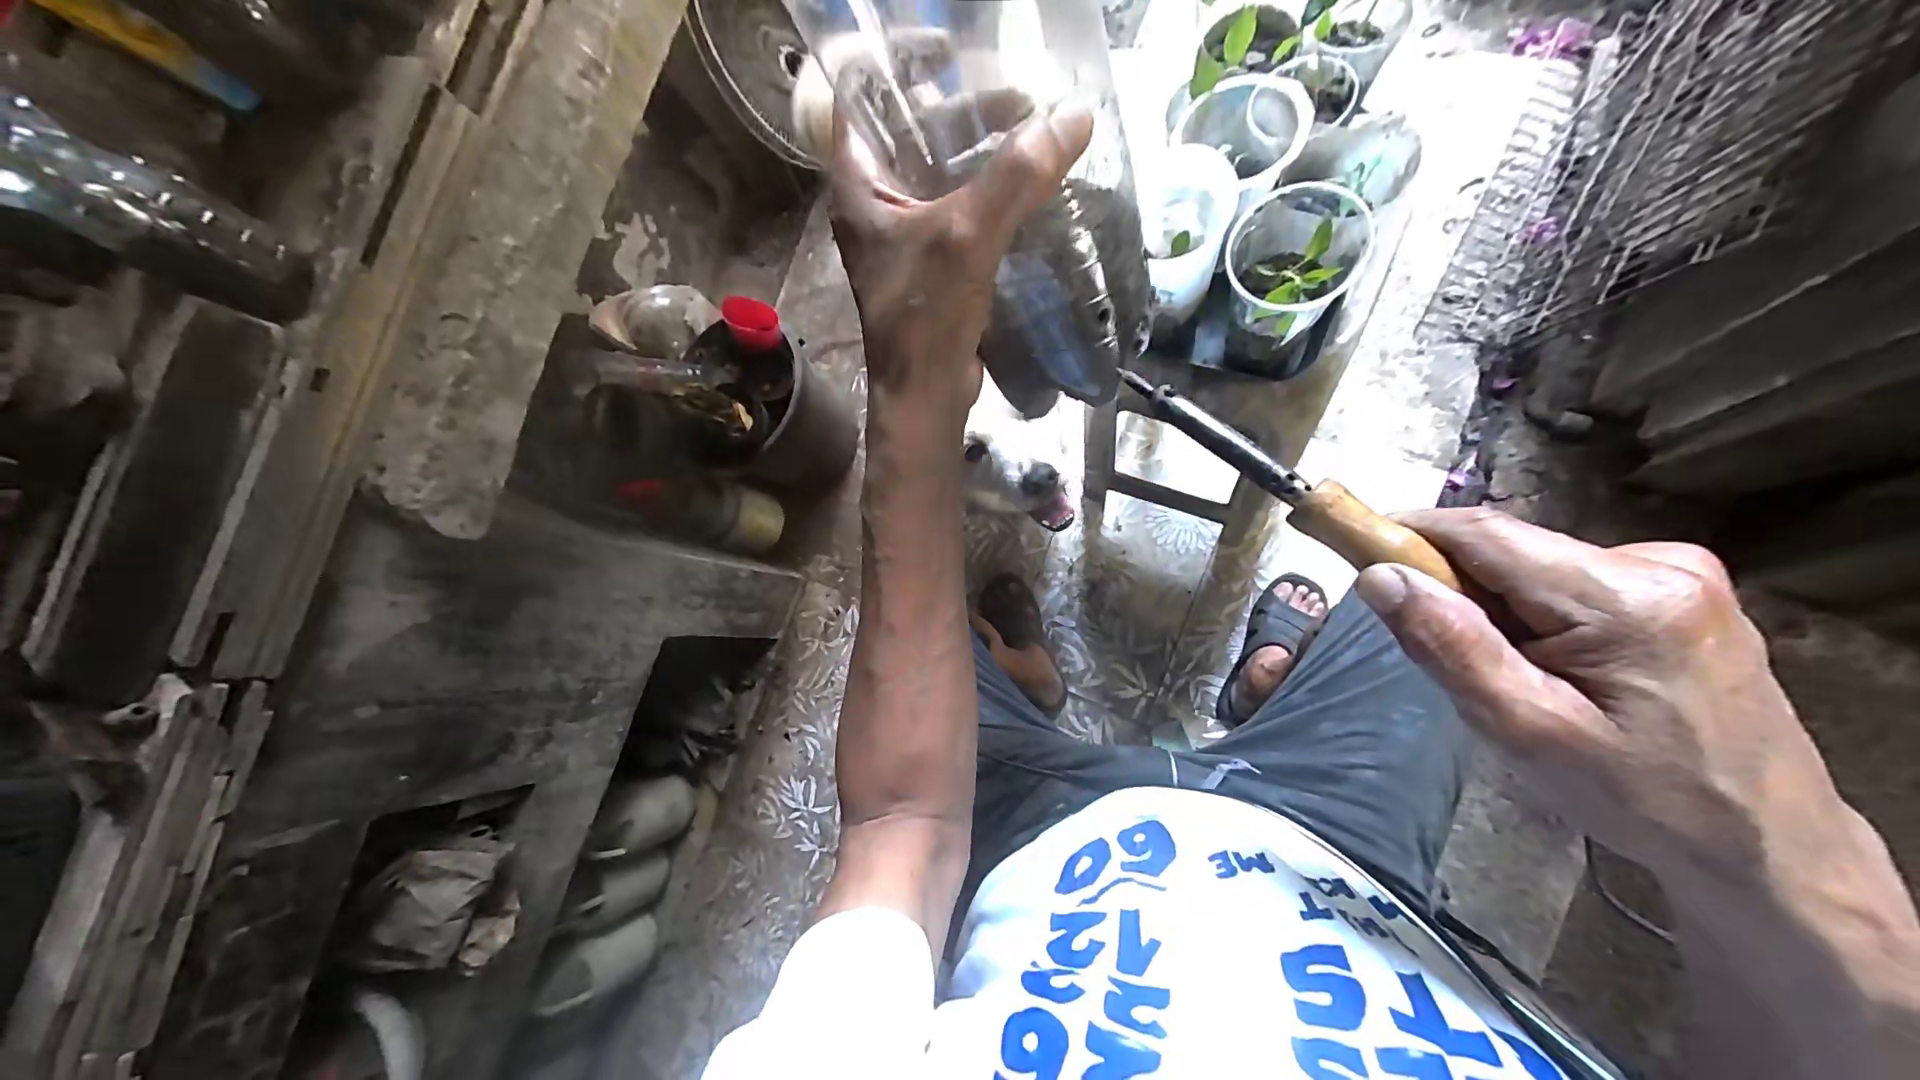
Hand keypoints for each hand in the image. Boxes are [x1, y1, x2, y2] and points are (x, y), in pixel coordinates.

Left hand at [827, 94, 1093, 443]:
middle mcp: (873, 205)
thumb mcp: (968, 236)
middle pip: (910, 133)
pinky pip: (958, 212)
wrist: (926, 396)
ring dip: (980, 154)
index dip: (903, 64)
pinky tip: (1025, 186)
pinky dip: (988, 196)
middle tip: (1014, 94)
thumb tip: (1075, 115)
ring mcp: (901, 237)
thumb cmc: (927, 318)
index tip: (954, 50)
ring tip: (1029, 131)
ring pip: (939, 174)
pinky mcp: (930, 266)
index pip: (863, 97)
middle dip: (959, 110)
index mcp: (857, 186)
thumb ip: (1016, 176)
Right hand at [1353, 508, 1853, 891]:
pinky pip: (1561, 579)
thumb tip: (1378, 575)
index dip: (1409, 534)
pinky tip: (1548, 664)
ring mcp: (1676, 571)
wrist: (1767, 845)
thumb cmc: (1638, 795)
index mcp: (1626, 595)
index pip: (1483, 532)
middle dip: (1453, 585)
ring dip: (1490, 603)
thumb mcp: (1523, 727)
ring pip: (1529, 563)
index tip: (1355, 554)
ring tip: (1503, 671)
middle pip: (1506, 548)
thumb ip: (1449, 644)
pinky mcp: (1676, 589)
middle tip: (1435, 650)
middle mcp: (1659, 561)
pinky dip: (1528, 611)